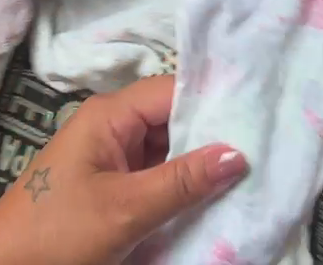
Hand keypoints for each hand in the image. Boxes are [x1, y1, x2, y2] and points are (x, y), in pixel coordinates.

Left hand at [0, 76, 247, 264]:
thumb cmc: (58, 231)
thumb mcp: (125, 209)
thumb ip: (182, 181)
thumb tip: (238, 152)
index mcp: (110, 114)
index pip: (172, 91)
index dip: (213, 100)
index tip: (259, 111)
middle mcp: (112, 126)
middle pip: (171, 119)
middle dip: (211, 135)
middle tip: (264, 147)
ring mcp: (110, 157)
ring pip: (165, 151)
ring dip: (198, 165)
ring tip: (251, 173)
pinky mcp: (109, 187)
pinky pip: (153, 177)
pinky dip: (179, 188)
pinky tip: (214, 199)